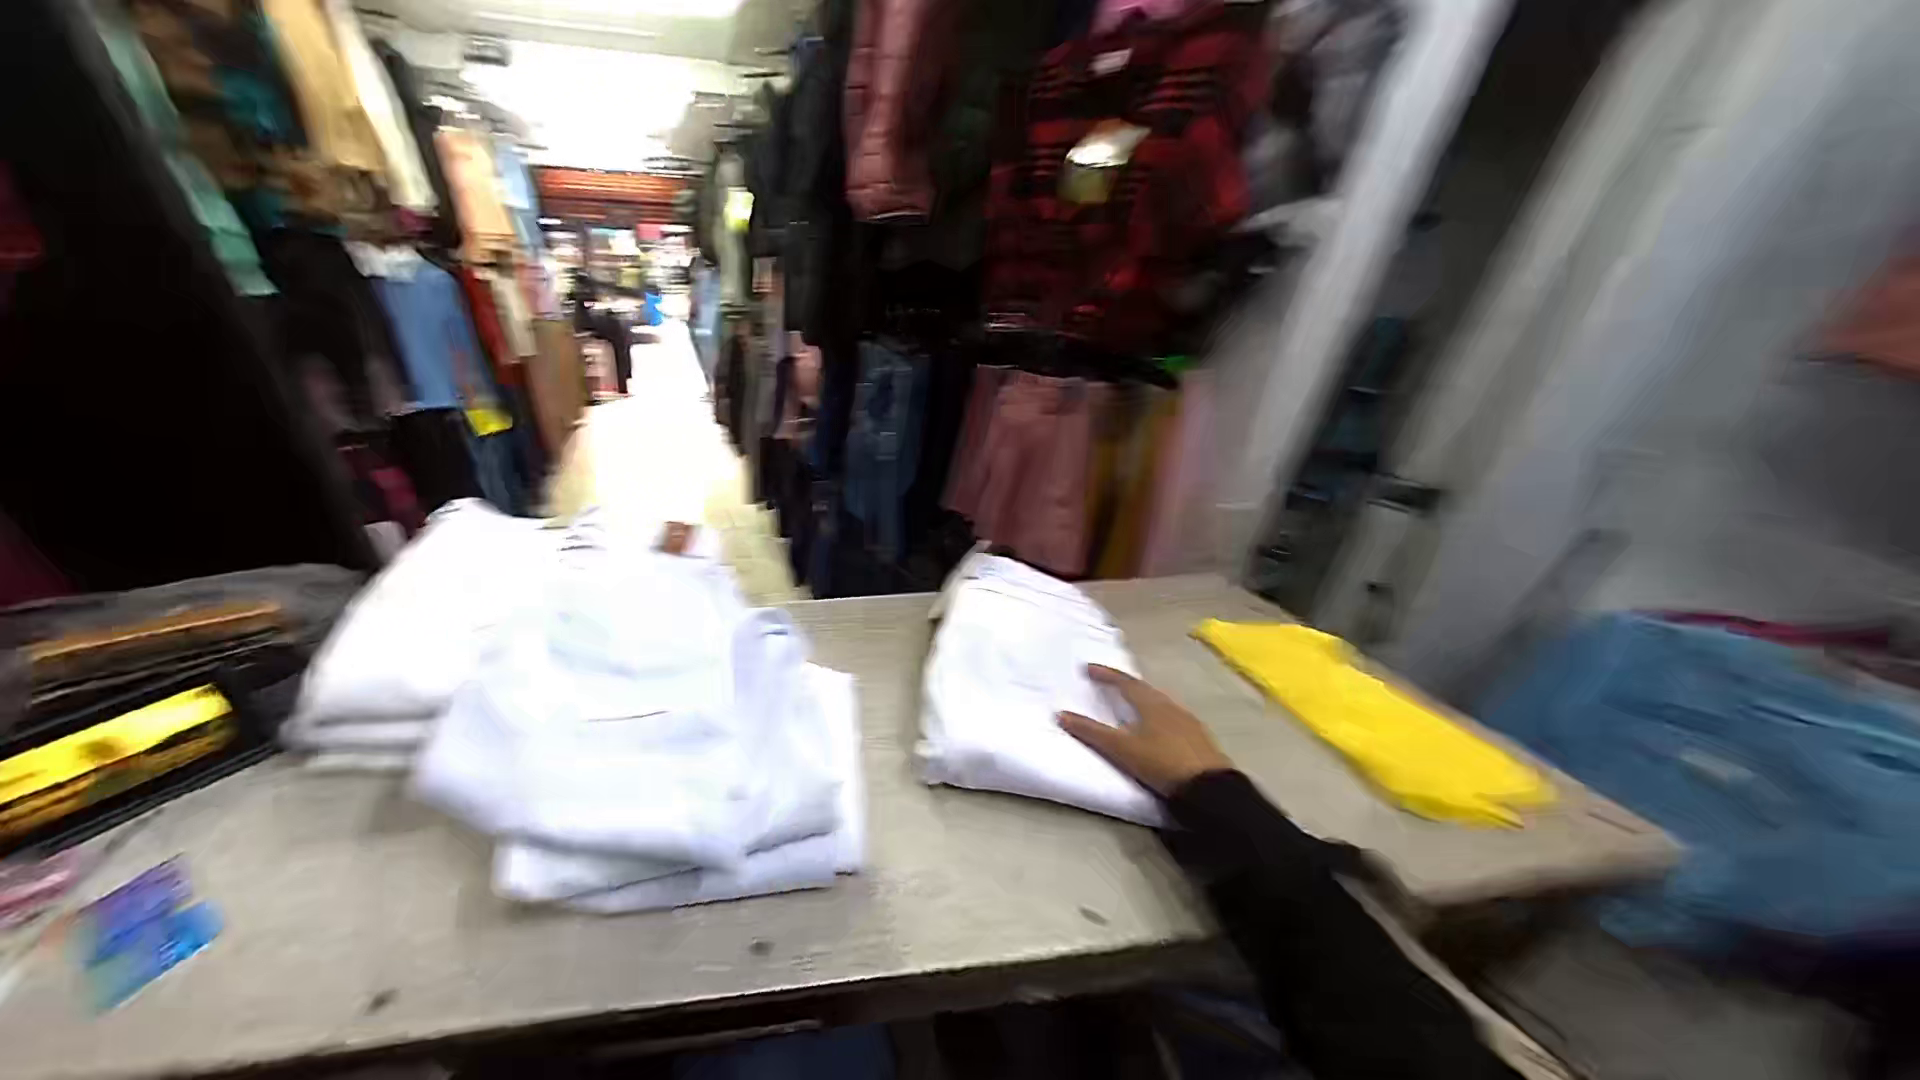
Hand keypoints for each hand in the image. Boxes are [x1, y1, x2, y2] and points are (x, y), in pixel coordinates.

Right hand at [1060, 664, 1232, 796]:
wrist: (1210, 788)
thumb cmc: (1161, 763)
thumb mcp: (1121, 749)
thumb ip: (1091, 732)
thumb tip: (1061, 714)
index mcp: (1150, 704)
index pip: (1124, 682)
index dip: (1106, 675)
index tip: (1089, 668)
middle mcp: (1170, 706)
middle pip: (1144, 689)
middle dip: (1126, 684)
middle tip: (1110, 683)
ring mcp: (1187, 721)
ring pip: (1161, 702)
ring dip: (1143, 699)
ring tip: (1132, 704)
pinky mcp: (1199, 737)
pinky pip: (1173, 716)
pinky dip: (1159, 714)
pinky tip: (1159, 727)